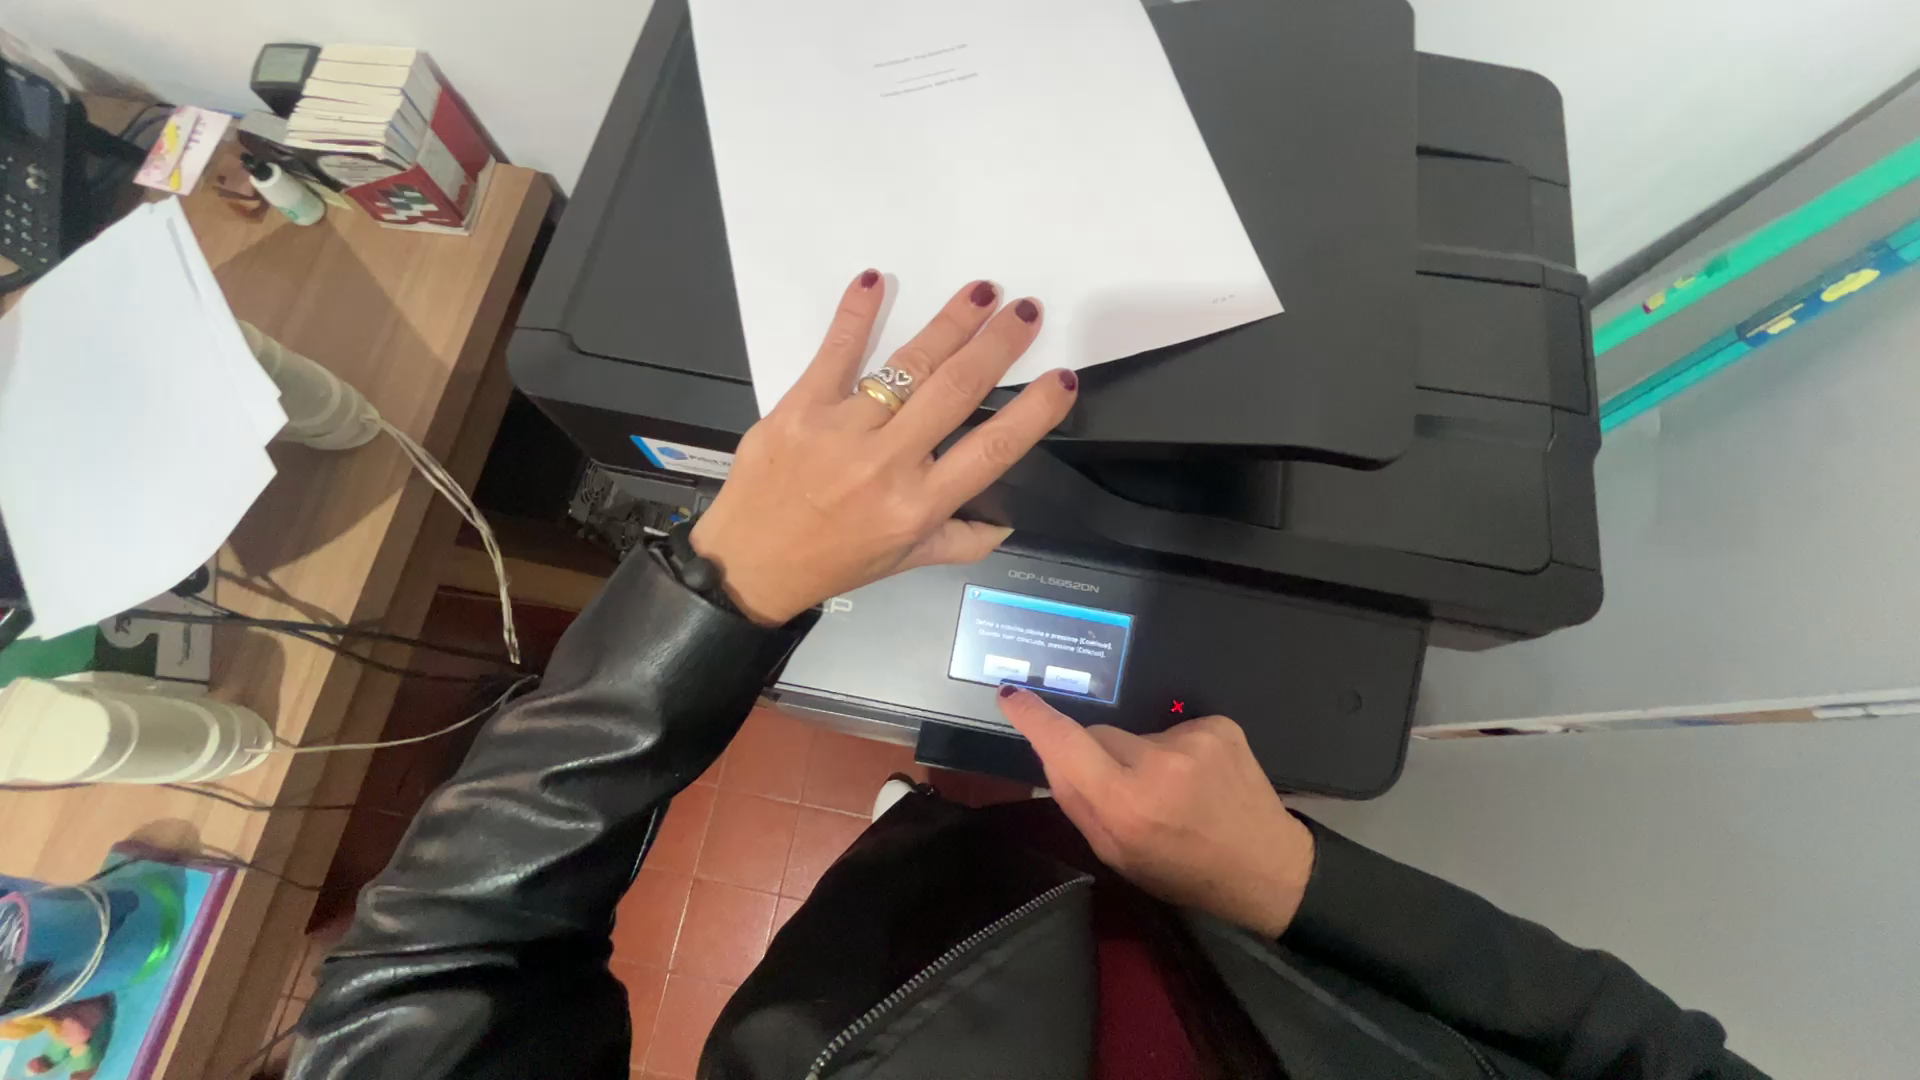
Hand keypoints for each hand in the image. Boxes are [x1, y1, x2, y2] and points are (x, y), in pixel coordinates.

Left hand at [691, 272, 1077, 624]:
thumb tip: (1005, 521)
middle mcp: (885, 465)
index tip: (1060, 379)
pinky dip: (857, 314)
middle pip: (956, 390)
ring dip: (950, 323)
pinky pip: (834, 352)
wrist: (749, 565)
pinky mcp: (799, 408)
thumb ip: (960, 540)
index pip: (992, 449)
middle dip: (998, 345)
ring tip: (982, 293)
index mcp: (917, 506)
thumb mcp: (904, 561)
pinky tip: (876, 281)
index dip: (1033, 411)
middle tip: (1025, 313)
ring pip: (907, 365)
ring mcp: (840, 431)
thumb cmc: (831, 563)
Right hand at [998, 687, 1315, 937]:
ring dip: (1141, 754)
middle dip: (1100, 754)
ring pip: (1135, 732)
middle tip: (1128, 790)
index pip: (1065, 744)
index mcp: (1126, 805)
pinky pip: (1172, 729)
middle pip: (1098, 733)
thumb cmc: (1181, 869)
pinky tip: (1198, 777)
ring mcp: (1193, 741)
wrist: (1267, 868)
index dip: (1034, 717)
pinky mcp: (1219, 726)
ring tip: (1172, 788)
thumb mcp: (1115, 853)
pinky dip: (1176, 749)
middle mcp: (1158, 765)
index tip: (1012, 696)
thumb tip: (1049, 750)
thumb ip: (1077, 800)